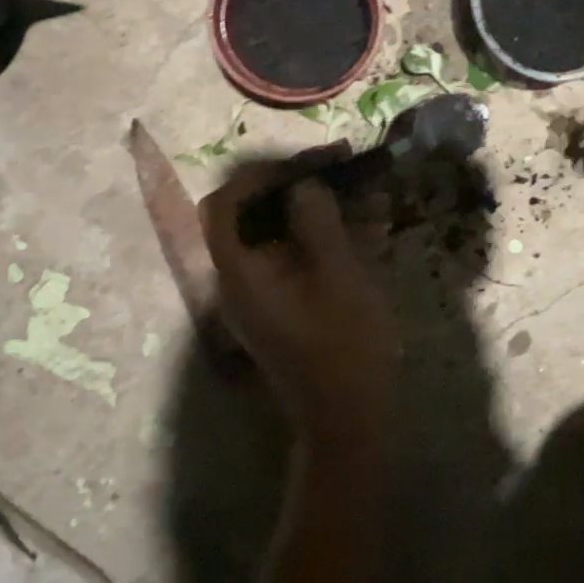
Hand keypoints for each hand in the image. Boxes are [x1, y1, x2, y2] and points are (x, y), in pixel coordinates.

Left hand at [201, 175, 397, 443]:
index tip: (308, 163)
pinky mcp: (282, 306)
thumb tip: (304, 183)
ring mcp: (259, 297)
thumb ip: (318, 223)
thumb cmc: (344, 347)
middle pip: (246, 215)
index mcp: (240, 273)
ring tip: (356, 192)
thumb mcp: (339, 277)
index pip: (224, 205)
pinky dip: (317, 235)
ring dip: (308, 207)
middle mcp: (238, 281)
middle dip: (290, 185)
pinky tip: (359, 228)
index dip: (260, 174)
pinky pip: (290, 256)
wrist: (348, 421)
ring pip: (272, 233)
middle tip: (338, 168)